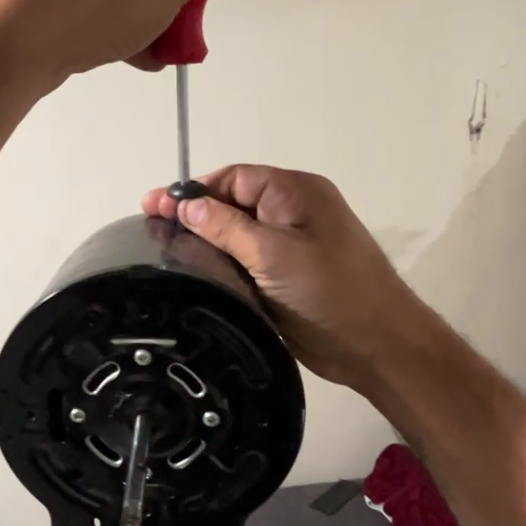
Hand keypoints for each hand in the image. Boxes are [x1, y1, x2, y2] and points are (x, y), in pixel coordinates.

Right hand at [143, 166, 426, 390]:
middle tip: (148, 230)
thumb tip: (186, 206)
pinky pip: (246, 263)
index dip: (191, 191)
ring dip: (205, 243)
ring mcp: (291, 247)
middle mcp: (292, 213)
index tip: (152, 207)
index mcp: (295, 193)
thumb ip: (227, 228)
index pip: (232, 179)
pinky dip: (221, 266)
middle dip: (193, 214)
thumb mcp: (273, 255)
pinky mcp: (286, 278)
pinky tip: (194, 277)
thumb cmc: (330, 294)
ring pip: (237, 236)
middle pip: (232, 204)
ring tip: (161, 253)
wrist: (377, 347)